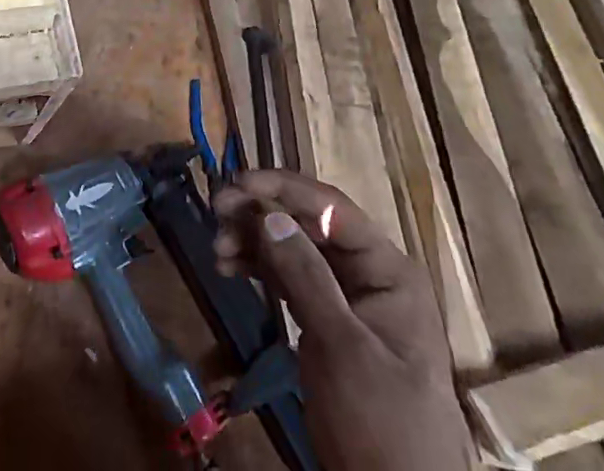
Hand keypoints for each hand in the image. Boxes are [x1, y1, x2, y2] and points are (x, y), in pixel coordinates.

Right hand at [213, 171, 471, 470]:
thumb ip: (307, 277)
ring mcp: (347, 298)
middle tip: (217, 211)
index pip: (331, 208)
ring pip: (295, 250)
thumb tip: (269, 215)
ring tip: (217, 246)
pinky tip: (231, 266)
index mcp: (386, 268)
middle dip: (263, 214)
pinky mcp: (326, 322)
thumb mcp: (342, 348)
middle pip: (310, 225)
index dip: (283, 188)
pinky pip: (290, 279)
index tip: (238, 183)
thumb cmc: (381, 420)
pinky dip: (261, 270)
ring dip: (256, 241)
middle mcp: (368, 273)